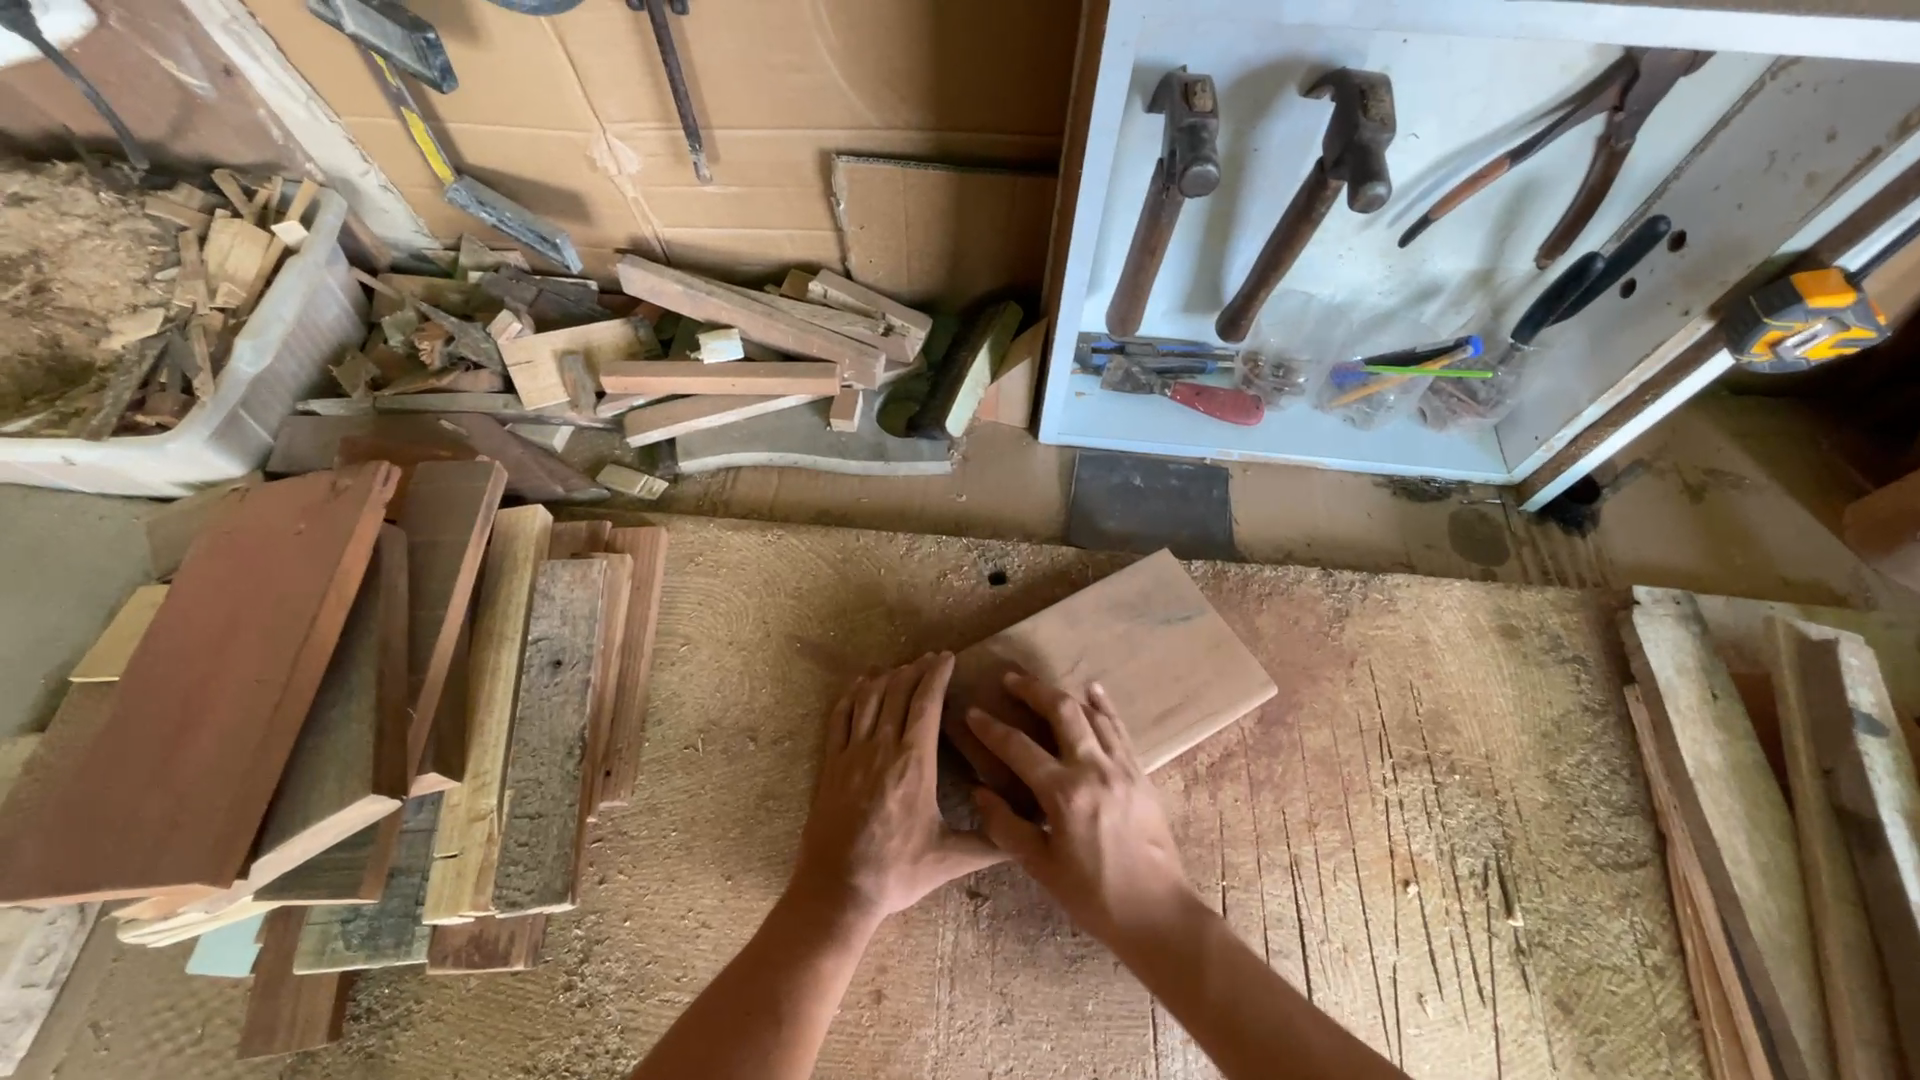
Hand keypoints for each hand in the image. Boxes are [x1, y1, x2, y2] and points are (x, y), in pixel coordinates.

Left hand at [791, 653, 1003, 923]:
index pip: (926, 703)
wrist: (838, 890)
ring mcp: (850, 755)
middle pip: (897, 692)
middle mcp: (881, 749)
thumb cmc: (897, 873)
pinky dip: (851, 695)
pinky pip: (839, 718)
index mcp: (914, 763)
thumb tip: (1031, 832)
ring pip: (868, 699)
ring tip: (901, 667)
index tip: (948, 658)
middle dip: (915, 669)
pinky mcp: (829, 766)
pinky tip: (859, 685)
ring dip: (886, 677)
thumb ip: (992, 843)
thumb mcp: (950, 858)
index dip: (937, 675)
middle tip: (930, 659)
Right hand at [966, 674, 1199, 947]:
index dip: (990, 728)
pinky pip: (1119, 728)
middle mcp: (1094, 769)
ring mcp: (1122, 767)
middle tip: (1009, 678)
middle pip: (1061, 711)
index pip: (1018, 747)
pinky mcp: (1140, 773)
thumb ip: (1006, 826)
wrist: (1157, 913)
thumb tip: (979, 793)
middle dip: (1032, 689)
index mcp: (1064, 793)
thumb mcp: (1040, 867)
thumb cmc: (1093, 896)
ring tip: (1043, 685)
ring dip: (1064, 693)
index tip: (972, 712)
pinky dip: (1103, 706)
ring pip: (1092, 713)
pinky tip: (1093, 691)